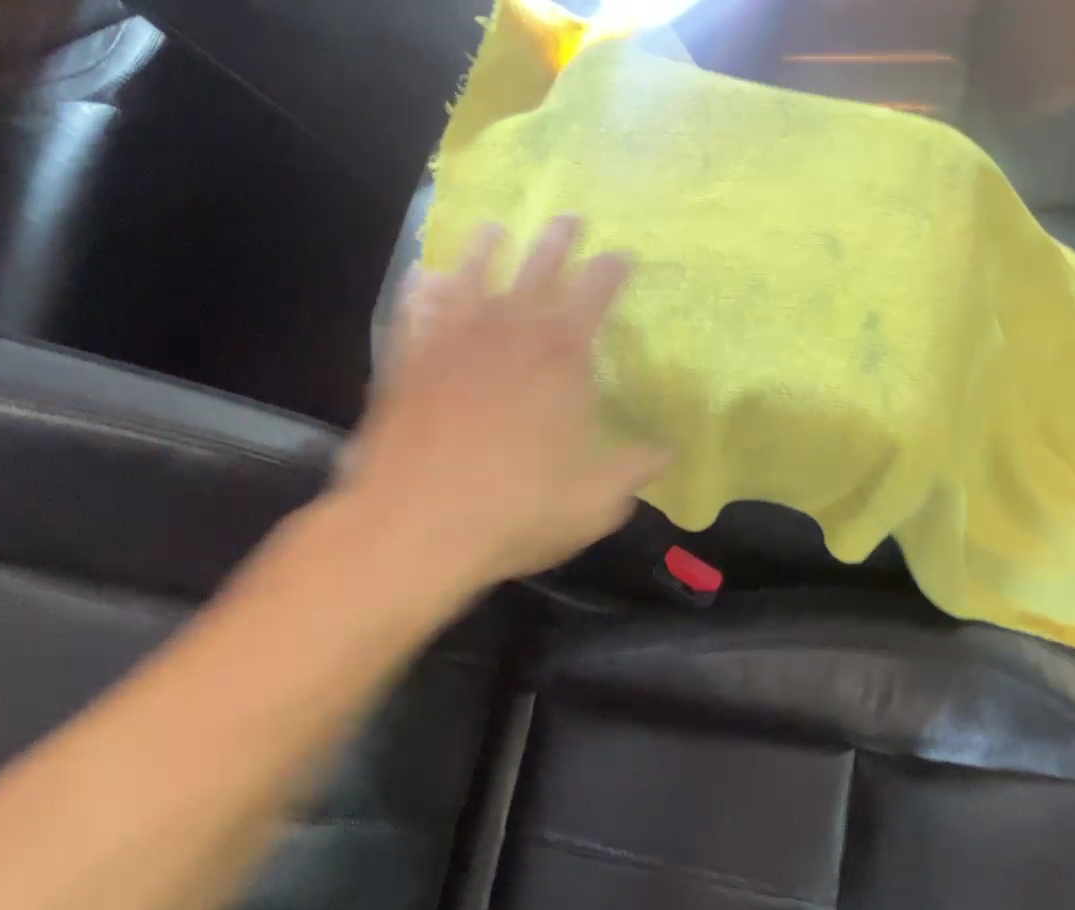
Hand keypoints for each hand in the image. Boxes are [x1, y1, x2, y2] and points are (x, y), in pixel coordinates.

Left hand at [344, 216, 669, 588]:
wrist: (416, 525)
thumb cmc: (516, 511)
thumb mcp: (595, 501)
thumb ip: (633, 470)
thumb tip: (667, 453)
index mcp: (561, 359)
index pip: (594, 295)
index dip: (611, 271)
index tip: (623, 255)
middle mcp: (506, 335)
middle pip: (535, 271)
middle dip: (556, 243)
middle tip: (568, 218)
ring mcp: (450, 343)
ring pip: (470, 279)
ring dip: (485, 251)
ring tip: (494, 230)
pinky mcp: (407, 364)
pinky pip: (416, 312)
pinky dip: (423, 291)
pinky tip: (423, 279)